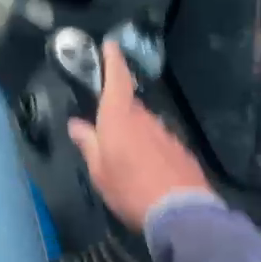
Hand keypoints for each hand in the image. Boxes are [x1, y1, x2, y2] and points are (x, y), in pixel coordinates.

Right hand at [67, 40, 211, 231]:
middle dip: (118, 113)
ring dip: (137, 135)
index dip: (113, 59)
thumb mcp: (98, 170)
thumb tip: (77, 125)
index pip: (116, 78)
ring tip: (129, 159)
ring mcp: (167, 135)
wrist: (183, 216)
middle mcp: (144, 118)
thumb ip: (87, 143)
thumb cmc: (130, 187)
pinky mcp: (183, 154)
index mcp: (118, 116)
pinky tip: (150, 172)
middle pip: (129, 106)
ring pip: (146, 126)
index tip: (110, 44)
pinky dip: (153, 151)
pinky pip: (161, 145)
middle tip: (108, 131)